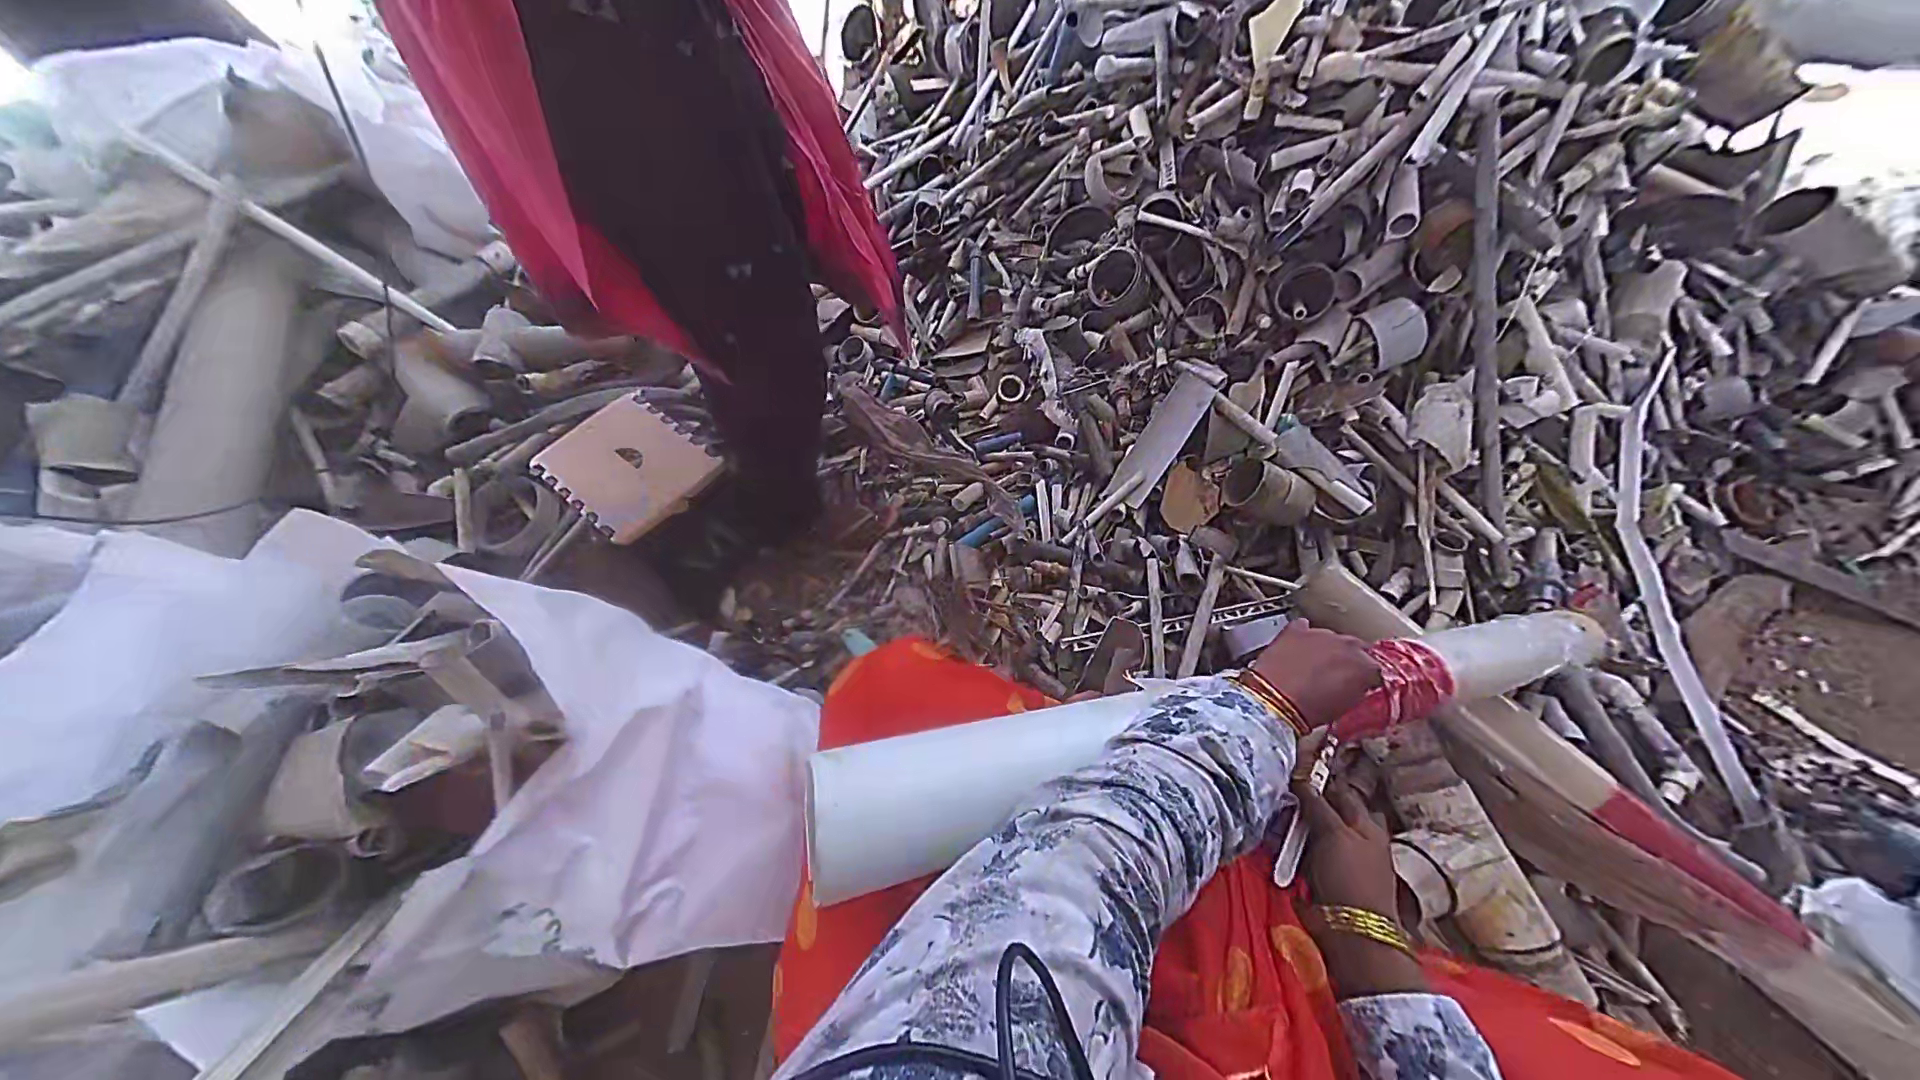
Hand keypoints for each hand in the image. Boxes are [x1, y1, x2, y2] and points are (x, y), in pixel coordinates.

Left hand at [1249, 619, 1380, 727]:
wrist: (1275, 699)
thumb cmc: (1311, 709)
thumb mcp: (1346, 705)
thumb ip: (1357, 689)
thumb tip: (1356, 686)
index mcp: (1365, 666)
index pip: (1377, 667)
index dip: (1369, 677)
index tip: (1363, 683)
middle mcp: (1346, 644)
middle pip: (1356, 647)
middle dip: (1350, 658)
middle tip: (1340, 673)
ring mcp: (1320, 634)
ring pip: (1331, 637)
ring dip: (1326, 648)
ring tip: (1316, 663)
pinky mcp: (1295, 631)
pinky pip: (1303, 627)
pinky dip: (1303, 635)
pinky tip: (1299, 645)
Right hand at [1297, 772, 1426, 997]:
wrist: (1351, 930)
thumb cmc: (1349, 877)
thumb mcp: (1334, 833)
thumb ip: (1317, 804)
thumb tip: (1302, 779)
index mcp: (1366, 823)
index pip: (1339, 791)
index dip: (1318, 781)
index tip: (1292, 775)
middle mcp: (1354, 837)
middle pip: (1323, 811)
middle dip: (1300, 806)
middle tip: (1279, 800)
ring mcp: (1338, 858)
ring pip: (1309, 831)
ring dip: (1291, 828)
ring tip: (1273, 824)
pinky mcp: (1322, 875)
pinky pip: (1302, 852)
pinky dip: (1289, 848)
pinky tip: (1276, 847)